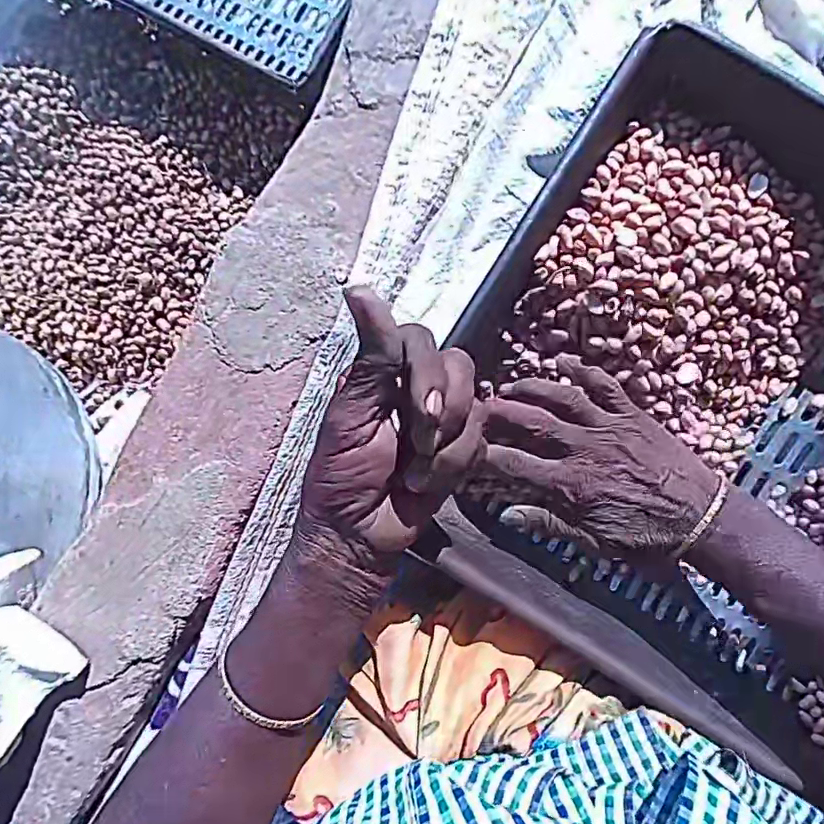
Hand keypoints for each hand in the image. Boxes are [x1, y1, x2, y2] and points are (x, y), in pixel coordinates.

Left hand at [297, 287, 483, 578]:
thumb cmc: (342, 476)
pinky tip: (427, 483)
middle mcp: (417, 386)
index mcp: (384, 372)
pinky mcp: (462, 448)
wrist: (360, 537)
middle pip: (460, 366)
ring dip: (446, 450)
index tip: (419, 412)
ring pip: (477, 407)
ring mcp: (444, 418)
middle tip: (415, 448)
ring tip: (413, 474)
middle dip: (444, 413)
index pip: (423, 341)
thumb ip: (370, 357)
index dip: (428, 373)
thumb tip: (358, 287)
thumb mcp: (350, 414)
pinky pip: (480, 441)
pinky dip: (455, 467)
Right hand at [482, 354, 723, 560]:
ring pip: (563, 399)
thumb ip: (550, 524)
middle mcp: (585, 449)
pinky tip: (566, 364)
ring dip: (533, 388)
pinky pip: (606, 386)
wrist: (701, 518)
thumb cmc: (648, 538)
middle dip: (501, 412)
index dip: (486, 454)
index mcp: (571, 484)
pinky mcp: (634, 416)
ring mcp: (610, 427)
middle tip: (479, 404)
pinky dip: (585, 372)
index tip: (468, 447)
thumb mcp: (595, 543)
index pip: (516, 464)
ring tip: (512, 385)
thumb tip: (508, 514)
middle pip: (533, 423)